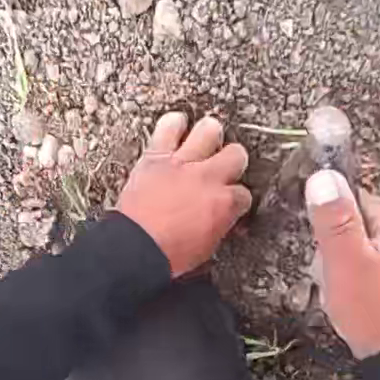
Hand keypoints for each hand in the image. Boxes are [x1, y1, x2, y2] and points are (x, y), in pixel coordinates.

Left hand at [116, 112, 251, 276]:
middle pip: (237, 154)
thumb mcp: (206, 248)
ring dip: (209, 135)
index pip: (245, 194)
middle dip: (233, 161)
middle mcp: (208, 178)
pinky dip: (174, 124)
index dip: (237, 199)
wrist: (134, 250)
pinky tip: (177, 126)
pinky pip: (169, 126)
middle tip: (223, 168)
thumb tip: (221, 219)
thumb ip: (219, 225)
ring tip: (204, 142)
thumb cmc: (168, 255)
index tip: (230, 203)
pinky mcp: (156, 156)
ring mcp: (183, 163)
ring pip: (209, 129)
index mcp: (224, 204)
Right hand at [306, 169, 379, 357]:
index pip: (353, 201)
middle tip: (338, 277)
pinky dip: (357, 280)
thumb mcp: (346, 261)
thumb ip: (334, 218)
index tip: (328, 251)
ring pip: (360, 248)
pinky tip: (355, 300)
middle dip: (337, 251)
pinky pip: (371, 266)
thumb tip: (323, 177)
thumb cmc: (376, 312)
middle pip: (356, 225)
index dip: (332, 225)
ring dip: (344, 268)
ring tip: (346, 293)